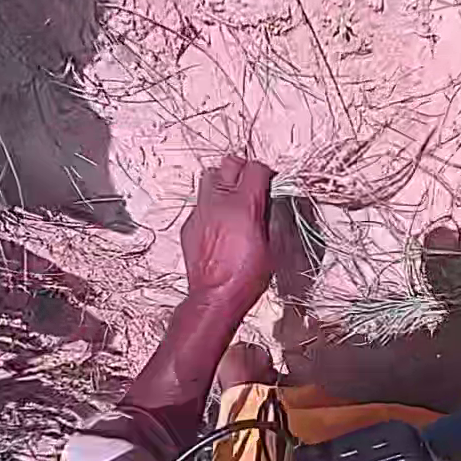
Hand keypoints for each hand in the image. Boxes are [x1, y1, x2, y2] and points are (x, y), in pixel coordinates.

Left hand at [181, 156, 273, 310]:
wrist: (215, 296)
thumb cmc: (246, 276)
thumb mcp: (271, 244)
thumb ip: (267, 215)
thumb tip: (266, 201)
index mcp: (244, 205)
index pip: (256, 168)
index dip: (265, 174)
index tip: (269, 183)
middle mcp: (218, 203)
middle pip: (229, 164)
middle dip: (242, 171)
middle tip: (251, 185)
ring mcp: (200, 212)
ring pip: (209, 178)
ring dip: (223, 183)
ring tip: (232, 199)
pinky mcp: (189, 224)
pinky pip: (200, 203)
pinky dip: (210, 206)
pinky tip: (218, 223)